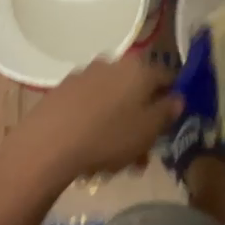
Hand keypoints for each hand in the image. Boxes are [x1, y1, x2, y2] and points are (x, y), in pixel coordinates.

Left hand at [5, 55, 182, 185]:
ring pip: (112, 100)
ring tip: (112, 161)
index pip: (167, 78)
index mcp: (139, 68)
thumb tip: (177, 98)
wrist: (47, 144)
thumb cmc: (108, 136)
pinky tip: (89, 150)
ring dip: (118, 125)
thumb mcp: (149, 130)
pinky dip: (95, 122)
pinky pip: (90, 105)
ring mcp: (85, 74)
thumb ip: (167, 112)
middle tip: (140, 153)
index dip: (171, 101)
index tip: (167, 126)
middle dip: (141, 120)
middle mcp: (113, 63)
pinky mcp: (63, 90)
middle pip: (137, 91)